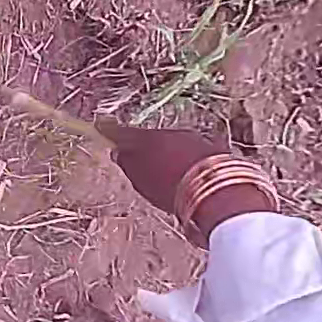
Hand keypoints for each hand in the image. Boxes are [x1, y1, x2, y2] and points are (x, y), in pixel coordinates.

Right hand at [111, 127, 274, 243]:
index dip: (111, 131)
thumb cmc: (171, 187)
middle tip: (136, 159)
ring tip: (163, 174)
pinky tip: (185, 178)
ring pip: (175, 145)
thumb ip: (128, 163)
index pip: (124, 133)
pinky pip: (194, 155)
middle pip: (153, 138)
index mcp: (149, 138)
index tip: (101, 127)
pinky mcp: (218, 154)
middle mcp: (173, 134)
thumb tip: (119, 152)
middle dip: (144, 146)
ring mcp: (198, 142)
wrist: (220, 194)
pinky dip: (186, 163)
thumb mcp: (140, 180)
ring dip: (168, 155)